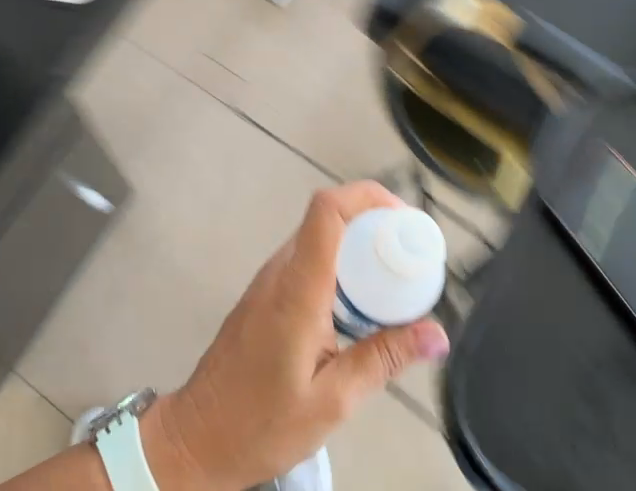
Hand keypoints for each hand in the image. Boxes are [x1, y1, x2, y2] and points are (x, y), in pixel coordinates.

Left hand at [140, 182, 451, 490]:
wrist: (198, 438)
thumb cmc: (261, 423)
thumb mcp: (333, 401)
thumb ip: (383, 359)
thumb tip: (437, 333)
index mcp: (296, 289)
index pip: (326, 211)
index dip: (367, 197)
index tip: (404, 218)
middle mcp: (280, 273)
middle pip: (328, 221)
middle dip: (376, 227)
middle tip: (415, 260)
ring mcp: (268, 282)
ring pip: (320, 242)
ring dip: (360, 251)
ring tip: (399, 284)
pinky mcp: (266, 297)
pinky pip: (309, 264)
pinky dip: (343, 271)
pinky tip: (364, 308)